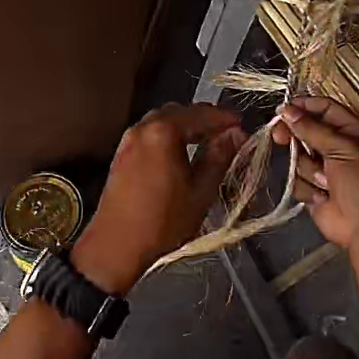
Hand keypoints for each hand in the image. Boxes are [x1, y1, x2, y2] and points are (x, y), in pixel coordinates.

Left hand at [73, 103, 244, 294]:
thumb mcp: (201, 190)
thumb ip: (220, 156)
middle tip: (227, 135)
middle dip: (205, 119)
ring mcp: (129, 140)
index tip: (243, 126)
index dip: (225, 118)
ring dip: (186, 126)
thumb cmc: (163, 221)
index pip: (202, 113)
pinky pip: (151, 133)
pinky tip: (181, 154)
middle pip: (180, 111)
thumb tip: (236, 133)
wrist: (115, 247)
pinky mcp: (122, 154)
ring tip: (207, 144)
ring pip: (164, 120)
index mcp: (164, 131)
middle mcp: (143, 127)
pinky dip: (170, 135)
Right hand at [270, 96, 358, 256]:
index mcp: (353, 132)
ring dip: (308, 169)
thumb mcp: (343, 148)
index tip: (283, 107)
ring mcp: (325, 171)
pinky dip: (308, 188)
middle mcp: (338, 148)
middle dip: (294, 134)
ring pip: (299, 158)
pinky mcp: (314, 191)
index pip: (326, 109)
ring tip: (325, 182)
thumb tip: (287, 109)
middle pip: (307, 132)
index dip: (305, 106)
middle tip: (279, 136)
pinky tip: (323, 197)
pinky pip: (298, 181)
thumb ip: (313, 129)